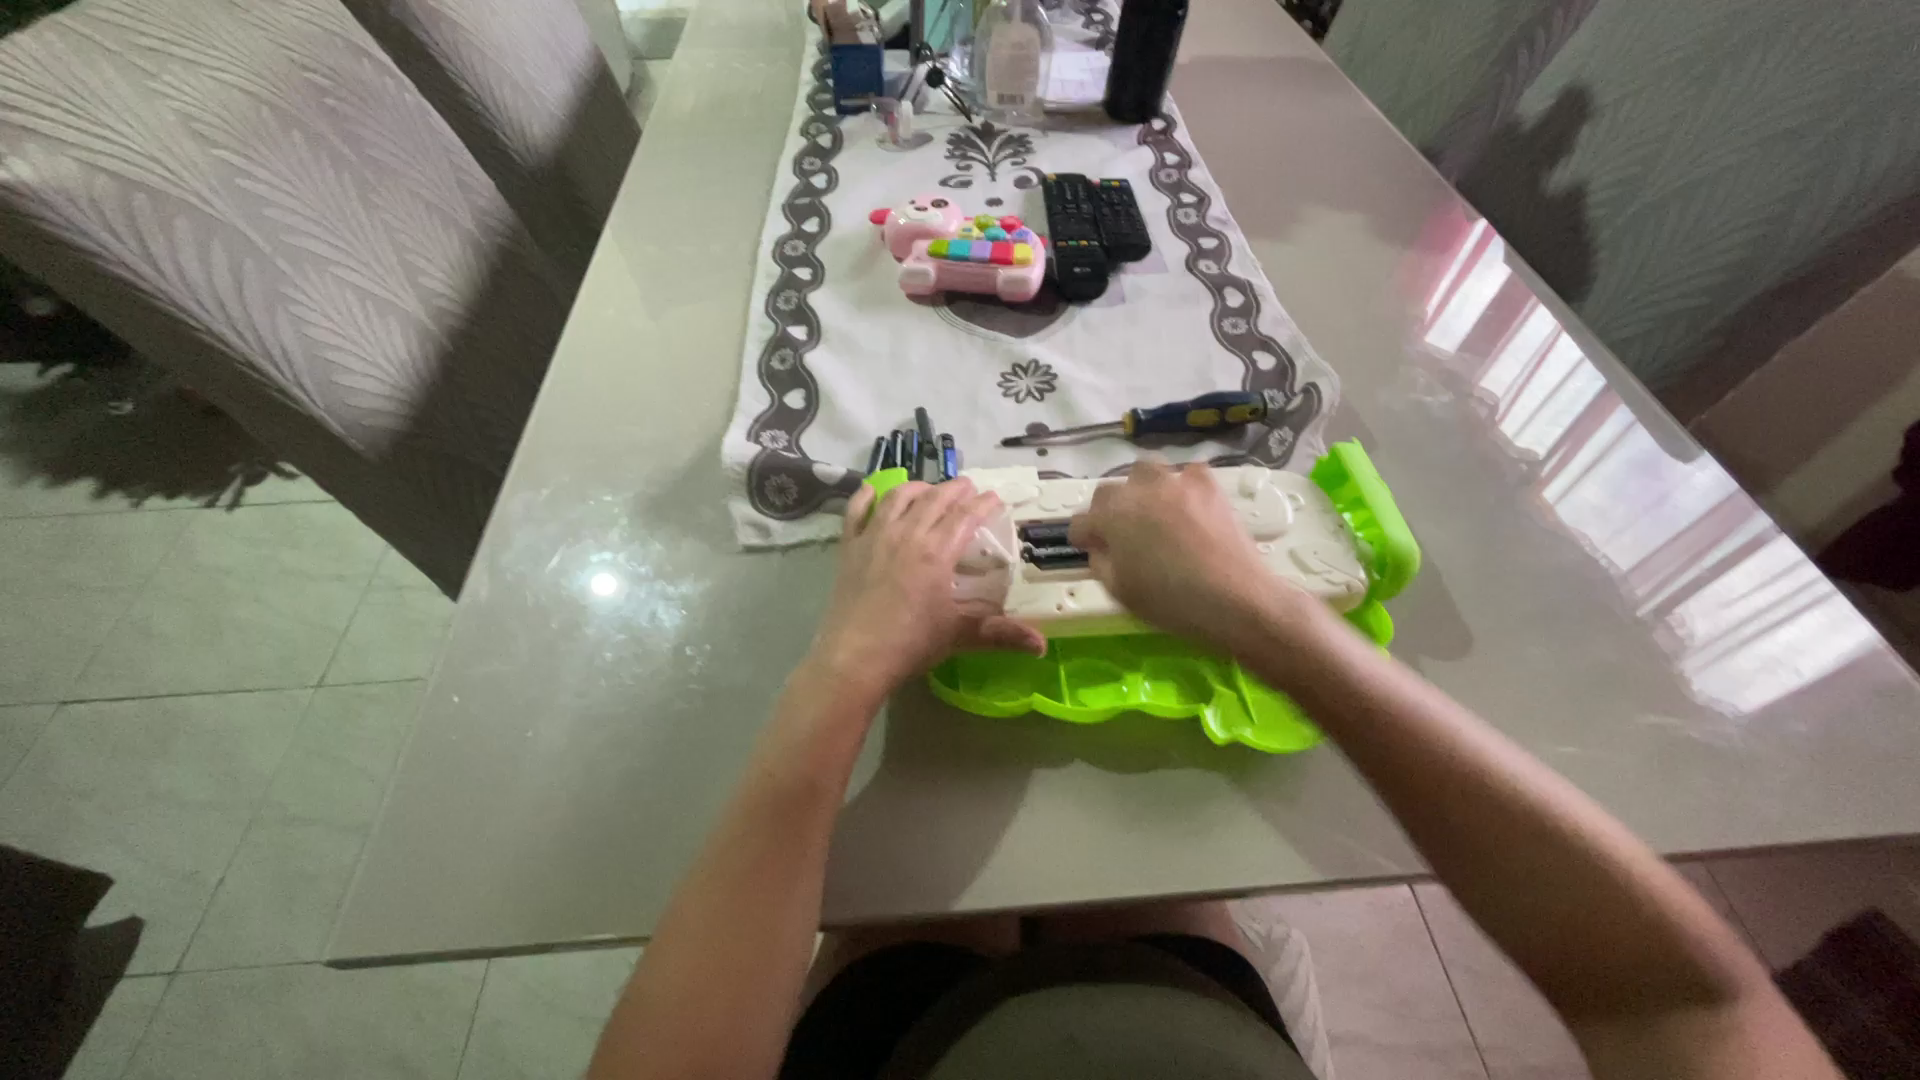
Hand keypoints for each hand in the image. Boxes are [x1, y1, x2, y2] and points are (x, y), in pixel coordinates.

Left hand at [807, 479, 1046, 695]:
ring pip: (898, 497)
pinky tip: (875, 491)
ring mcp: (874, 536)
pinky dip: (867, 495)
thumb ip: (1001, 634)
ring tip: (929, 489)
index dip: (983, 503)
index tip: (995, 498)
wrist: (854, 658)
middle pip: (934, 499)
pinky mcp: (849, 547)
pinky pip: (857, 510)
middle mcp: (906, 534)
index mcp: (936, 552)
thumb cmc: (910, 644)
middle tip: (968, 488)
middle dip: (955, 489)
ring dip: (918, 487)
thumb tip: (1042, 646)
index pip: (965, 516)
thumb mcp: (959, 635)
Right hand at [1069, 460, 1306, 650]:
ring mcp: (1175, 482)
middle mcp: (1138, 490)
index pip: (1081, 521)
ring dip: (1140, 489)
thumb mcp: (1120, 591)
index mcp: (1112, 517)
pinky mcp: (1208, 484)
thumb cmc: (1171, 602)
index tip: (1090, 550)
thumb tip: (1100, 548)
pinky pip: (1186, 473)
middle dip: (1108, 511)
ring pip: (1145, 471)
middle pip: (1109, 491)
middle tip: (1120, 535)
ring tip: (1151, 511)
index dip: (1082, 537)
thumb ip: (1100, 563)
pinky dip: (1181, 485)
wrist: (1235, 598)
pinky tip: (1187, 505)